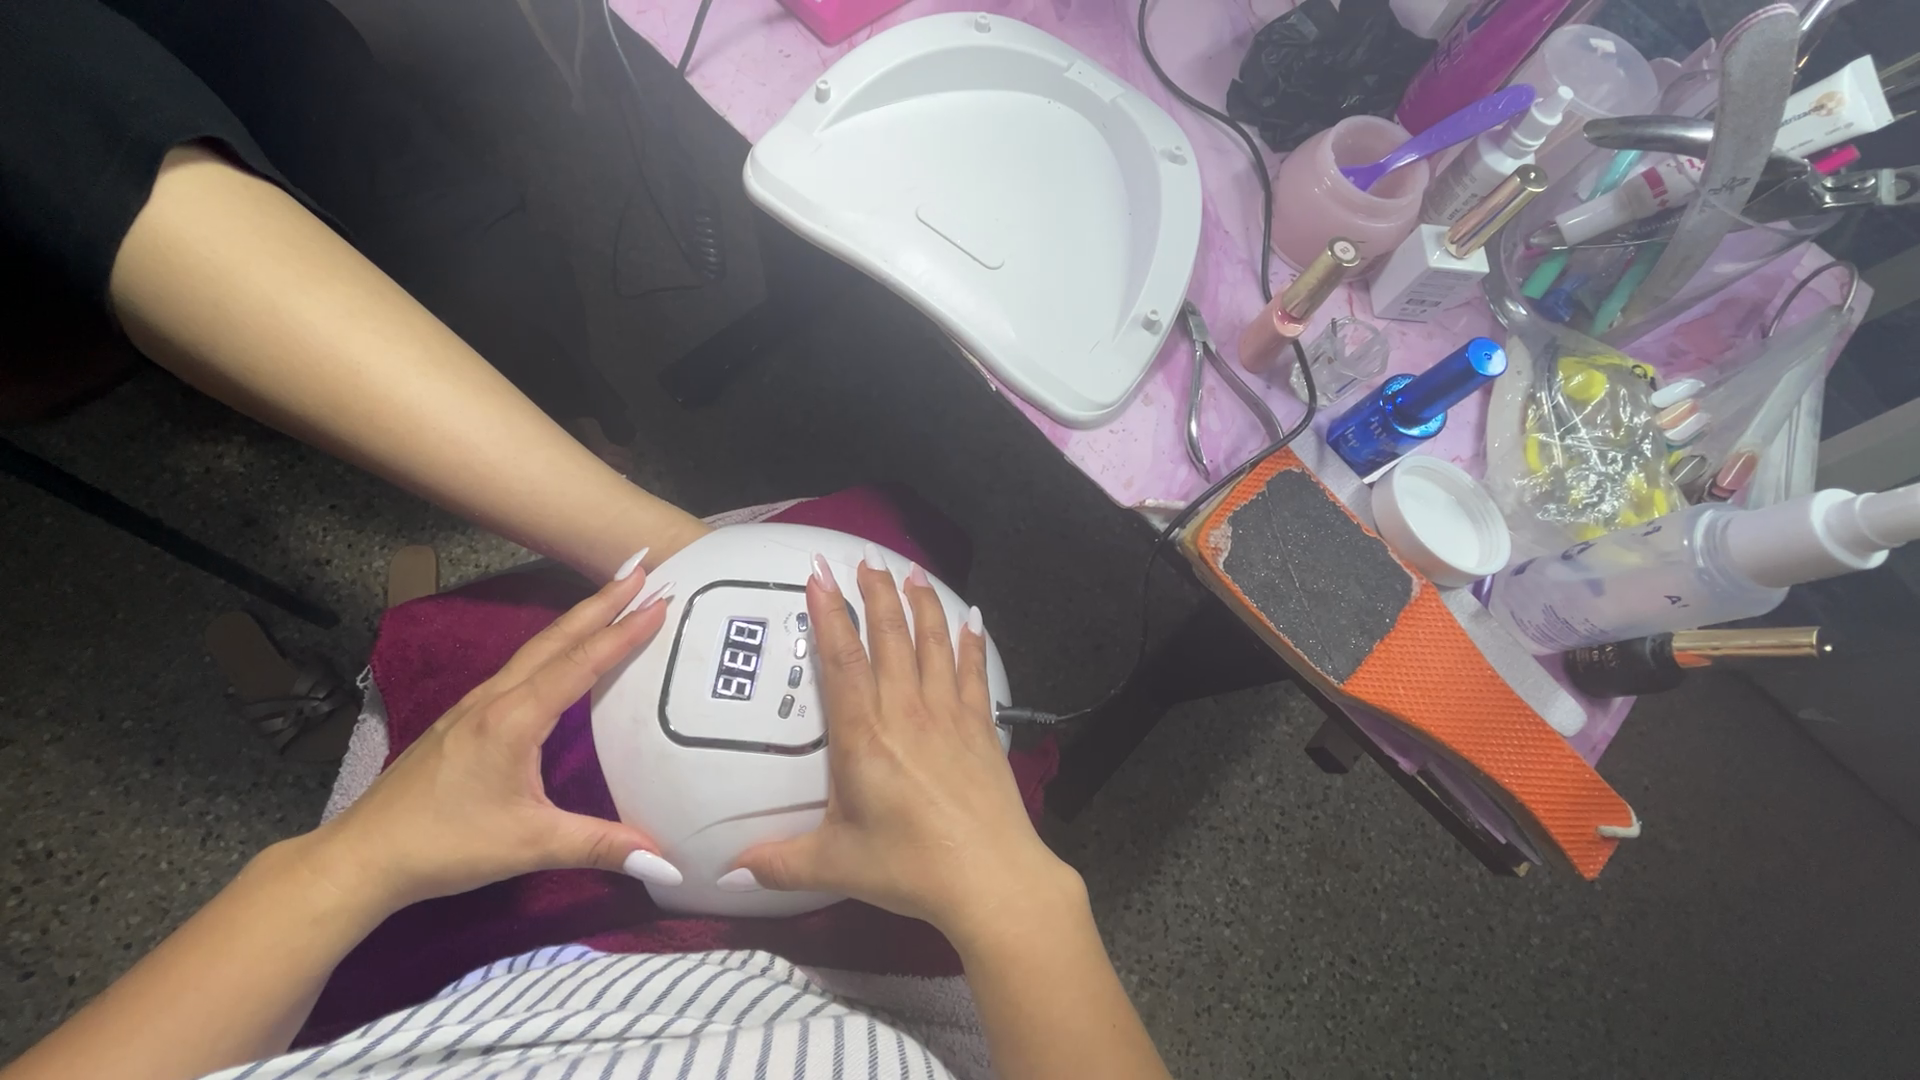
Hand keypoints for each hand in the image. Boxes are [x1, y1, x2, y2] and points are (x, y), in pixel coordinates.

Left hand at [302, 558, 679, 910]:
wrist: (360, 858)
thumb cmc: (446, 846)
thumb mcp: (530, 845)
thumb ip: (600, 846)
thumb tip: (666, 860)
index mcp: (515, 718)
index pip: (580, 664)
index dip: (623, 632)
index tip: (659, 601)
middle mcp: (497, 698)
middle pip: (557, 638)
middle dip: (602, 602)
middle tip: (642, 571)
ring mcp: (477, 704)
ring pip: (537, 648)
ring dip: (579, 618)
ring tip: (614, 597)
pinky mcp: (467, 717)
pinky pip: (522, 665)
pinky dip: (556, 643)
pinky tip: (565, 649)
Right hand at [734, 553, 1079, 940]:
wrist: (990, 877)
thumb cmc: (909, 867)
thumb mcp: (835, 865)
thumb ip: (778, 864)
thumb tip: (725, 874)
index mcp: (864, 734)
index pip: (842, 659)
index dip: (829, 614)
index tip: (819, 575)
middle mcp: (906, 710)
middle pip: (890, 637)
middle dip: (875, 593)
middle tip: (865, 559)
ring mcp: (949, 714)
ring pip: (932, 644)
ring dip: (921, 604)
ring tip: (912, 571)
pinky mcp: (982, 726)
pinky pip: (975, 672)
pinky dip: (971, 642)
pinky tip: (971, 618)